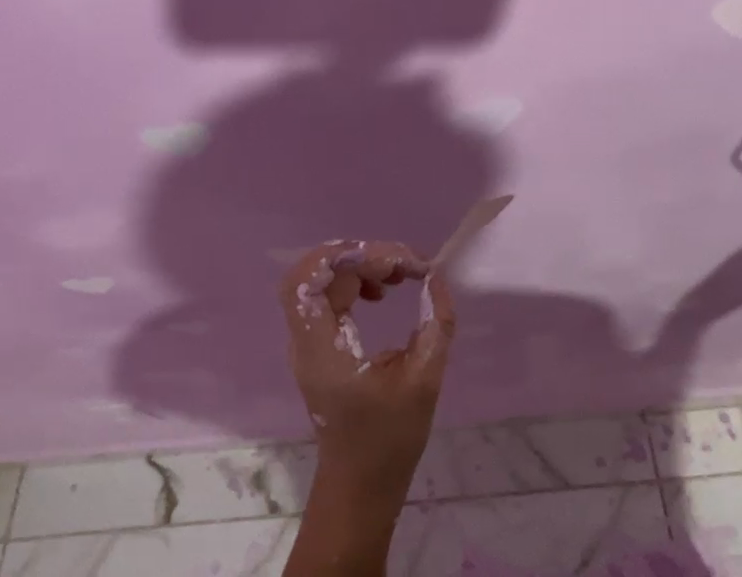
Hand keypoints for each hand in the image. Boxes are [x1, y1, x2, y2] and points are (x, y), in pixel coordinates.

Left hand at [278, 240, 453, 500]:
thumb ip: (435, 325)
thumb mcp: (424, 381)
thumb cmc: (389, 440)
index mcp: (321, 349)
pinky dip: (353, 284)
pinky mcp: (318, 346)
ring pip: (321, 282)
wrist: (360, 485)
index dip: (342, 256)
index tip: (390, 261)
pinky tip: (382, 293)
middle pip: (316, 275)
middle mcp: (305, 340)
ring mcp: (308, 343)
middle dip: (359, 257)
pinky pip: (327, 298)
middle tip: (402, 266)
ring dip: (357, 267)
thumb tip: (435, 278)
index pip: (306, 281)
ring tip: (398, 275)